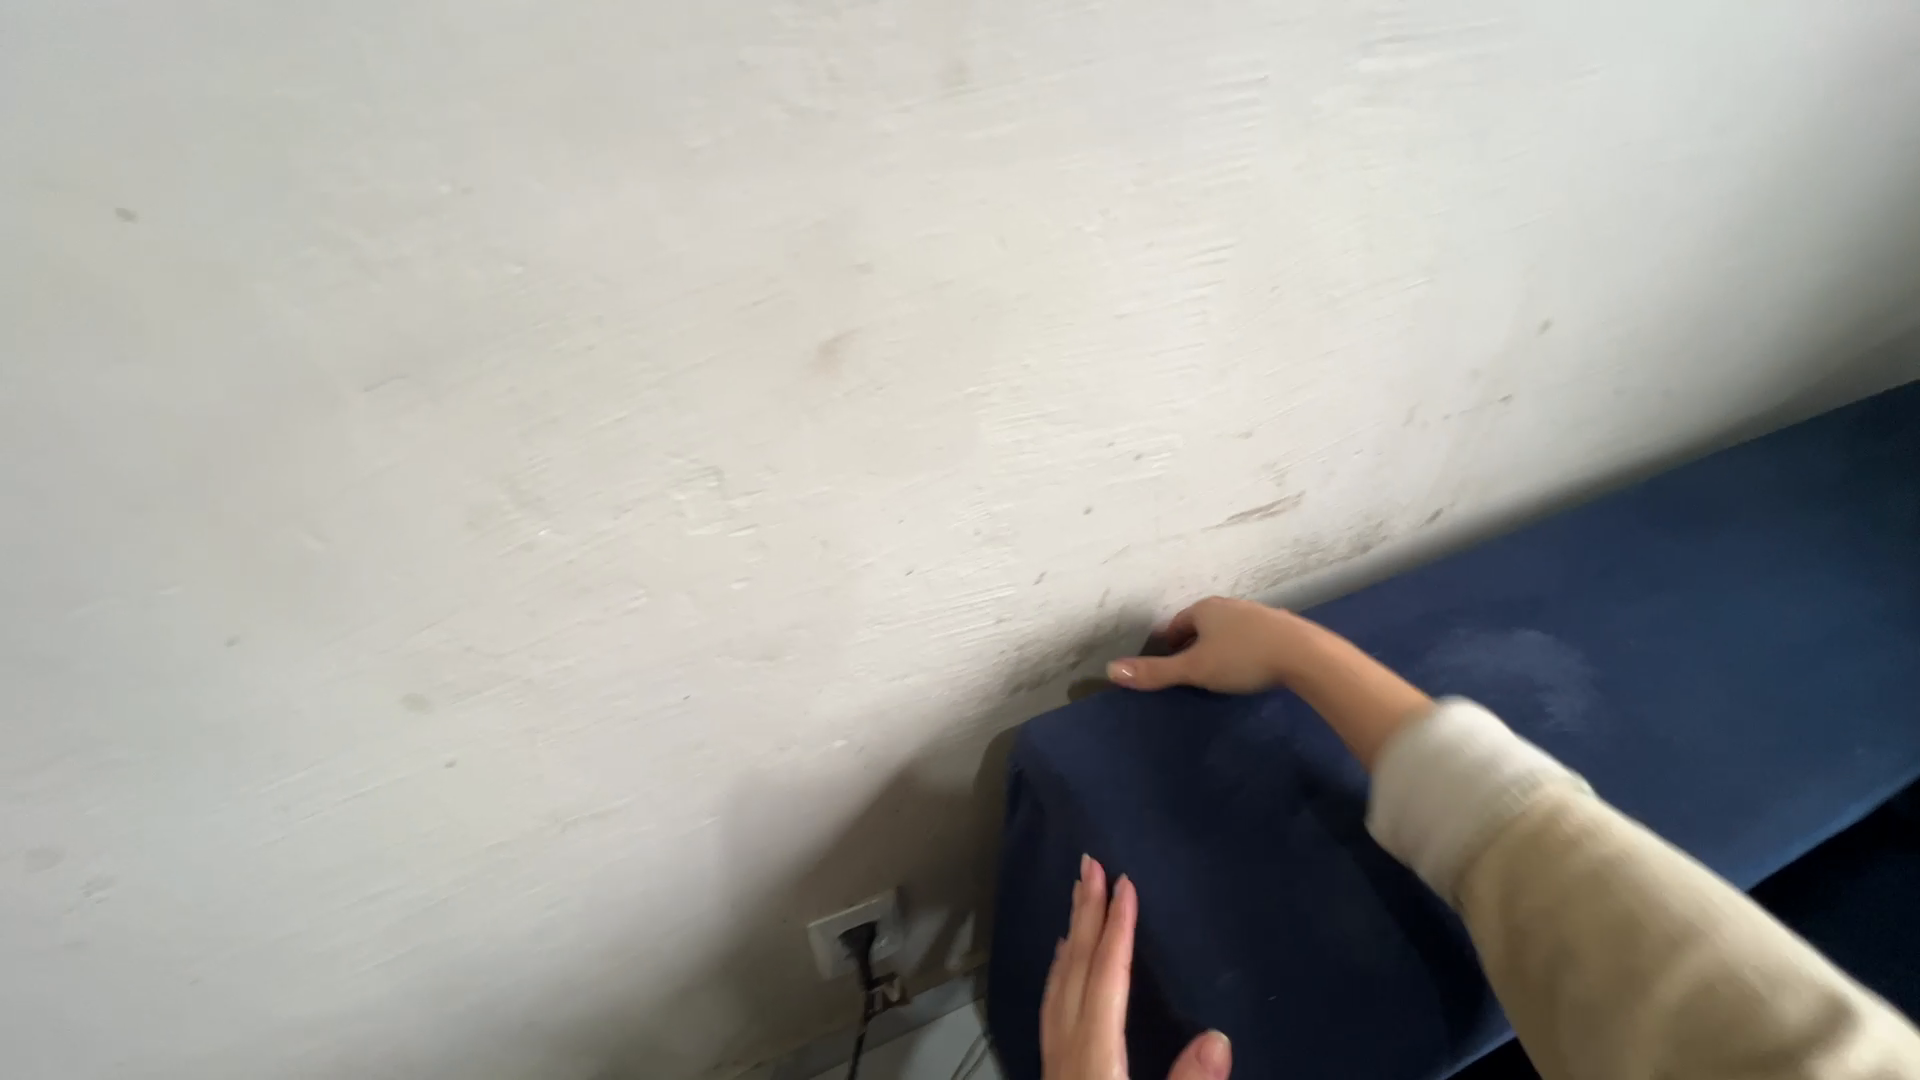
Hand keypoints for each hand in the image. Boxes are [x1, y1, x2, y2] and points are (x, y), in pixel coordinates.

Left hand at [1042, 854, 1232, 1079]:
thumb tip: (1218, 1037)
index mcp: (1095, 1059)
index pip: (1107, 977)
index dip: (1117, 927)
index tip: (1124, 882)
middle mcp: (1067, 1049)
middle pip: (1077, 969)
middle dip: (1087, 912)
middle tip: (1091, 864)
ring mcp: (1054, 1063)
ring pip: (1059, 982)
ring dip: (1072, 934)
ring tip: (1079, 897)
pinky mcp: (1053, 1074)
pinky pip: (1052, 1005)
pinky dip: (1060, 971)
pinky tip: (1063, 961)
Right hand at [1105, 597, 1312, 693]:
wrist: (1306, 656)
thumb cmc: (1243, 658)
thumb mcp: (1195, 669)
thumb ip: (1156, 672)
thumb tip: (1111, 670)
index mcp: (1205, 609)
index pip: (1178, 623)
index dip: (1170, 642)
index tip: (1167, 660)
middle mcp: (1231, 606)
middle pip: (1204, 624)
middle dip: (1196, 642)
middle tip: (1191, 668)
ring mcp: (1259, 614)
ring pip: (1231, 630)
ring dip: (1223, 645)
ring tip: (1221, 669)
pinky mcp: (1283, 628)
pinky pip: (1255, 637)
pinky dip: (1247, 649)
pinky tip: (1253, 666)